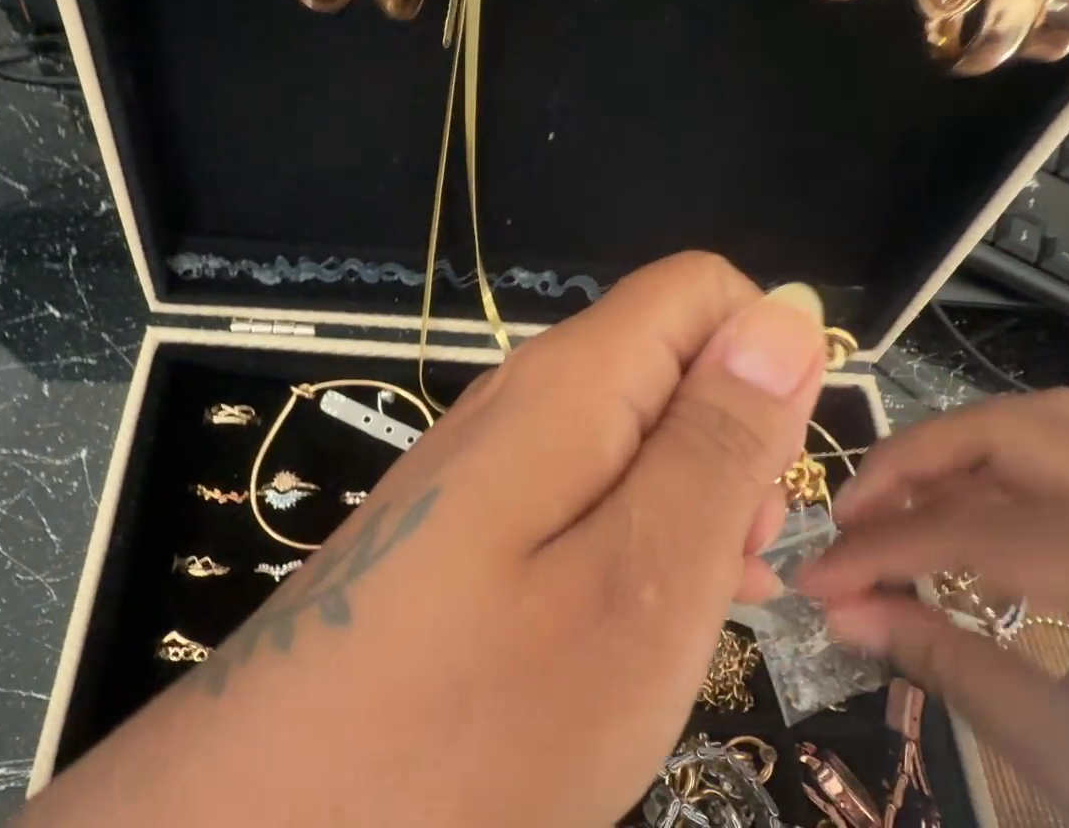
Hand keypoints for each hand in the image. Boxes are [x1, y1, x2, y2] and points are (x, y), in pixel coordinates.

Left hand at [16, 253, 828, 827]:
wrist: (282, 802)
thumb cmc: (479, 713)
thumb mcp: (642, 580)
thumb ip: (720, 439)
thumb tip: (786, 312)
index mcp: (570, 386)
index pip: (702, 291)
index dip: (764, 364)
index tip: (765, 478)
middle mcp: (522, 402)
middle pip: (671, 365)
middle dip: (731, 448)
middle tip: (724, 568)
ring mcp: (488, 465)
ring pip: (633, 439)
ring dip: (687, 508)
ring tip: (684, 612)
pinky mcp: (470, 523)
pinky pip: (582, 497)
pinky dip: (632, 543)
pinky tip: (636, 622)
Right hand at [799, 390, 1068, 827]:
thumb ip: (948, 664)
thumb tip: (839, 612)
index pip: (976, 531)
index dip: (876, 551)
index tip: (811, 578)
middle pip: (1011, 430)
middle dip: (909, 463)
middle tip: (850, 519)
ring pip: (1053, 423)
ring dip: (960, 450)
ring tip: (904, 505)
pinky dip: (1013, 464)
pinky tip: (980, 513)